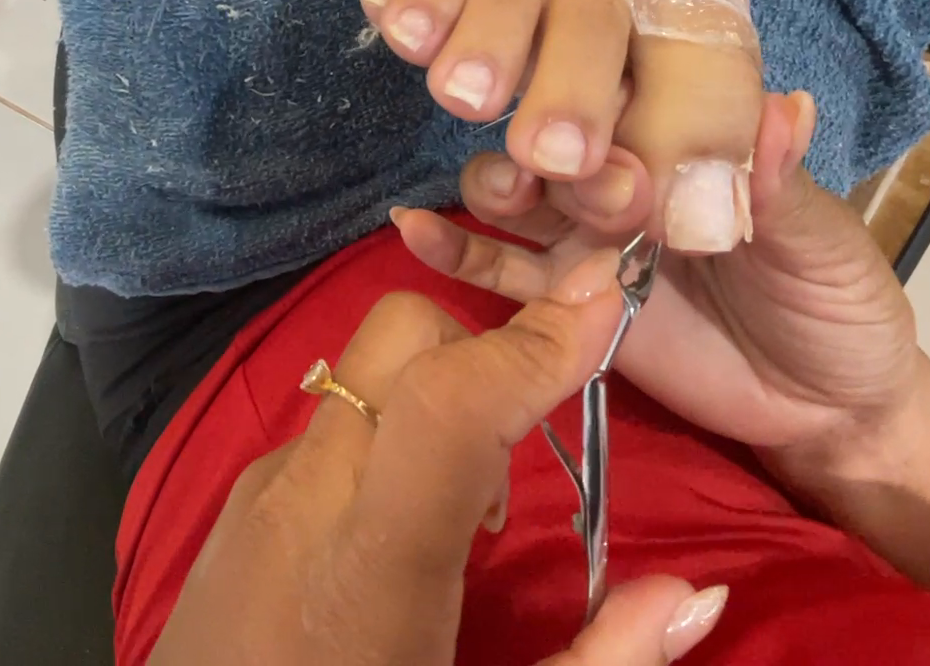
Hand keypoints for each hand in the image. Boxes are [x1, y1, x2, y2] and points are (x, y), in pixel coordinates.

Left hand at [150, 281, 734, 665]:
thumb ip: (596, 664)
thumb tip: (691, 591)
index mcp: (369, 561)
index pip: (449, 402)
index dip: (531, 344)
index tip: (600, 301)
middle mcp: (305, 495)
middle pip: (396, 336)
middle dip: (477, 348)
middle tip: (513, 450)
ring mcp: (260, 488)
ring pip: (363, 369)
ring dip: (434, 395)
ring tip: (458, 514)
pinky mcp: (238, 501)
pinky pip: (331, 422)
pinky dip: (386, 437)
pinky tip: (391, 533)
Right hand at [392, 92, 922, 456]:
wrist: (819, 411)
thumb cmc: (838, 309)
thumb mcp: (825, 245)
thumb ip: (780, 187)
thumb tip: (779, 102)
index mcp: (678, 150)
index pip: (625, 101)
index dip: (603, 97)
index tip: (596, 110)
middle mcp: (618, 180)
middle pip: (555, 144)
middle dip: (549, 149)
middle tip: (567, 178)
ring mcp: (580, 240)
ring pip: (515, 199)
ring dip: (494, 186)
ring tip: (499, 190)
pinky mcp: (555, 299)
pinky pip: (497, 272)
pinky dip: (454, 251)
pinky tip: (413, 230)